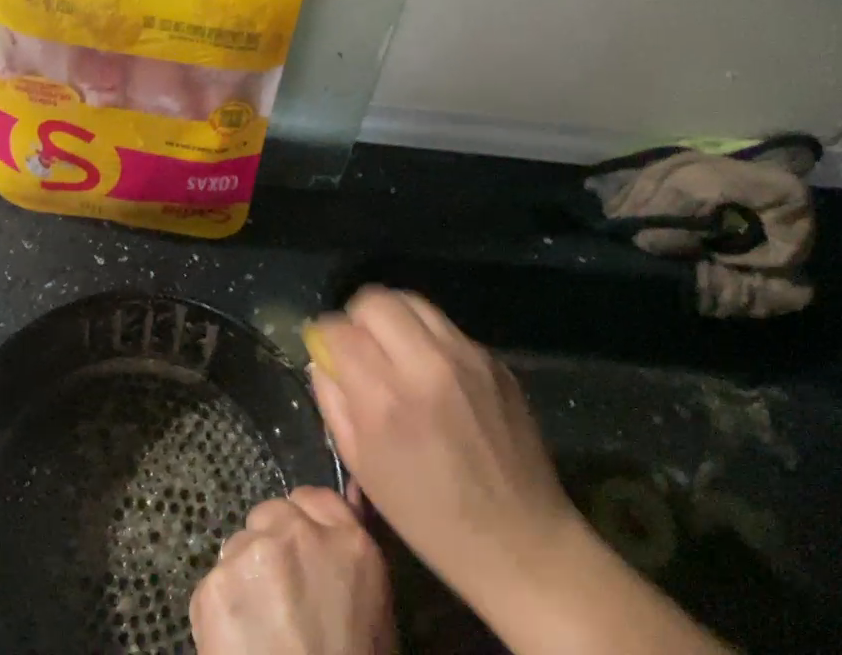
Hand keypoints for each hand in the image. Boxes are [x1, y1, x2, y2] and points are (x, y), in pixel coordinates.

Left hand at [190, 486, 394, 654]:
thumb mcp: (375, 611)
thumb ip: (351, 554)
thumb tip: (351, 501)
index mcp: (347, 542)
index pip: (314, 498)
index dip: (305, 521)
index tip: (302, 548)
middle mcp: (296, 535)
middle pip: (270, 515)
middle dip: (271, 543)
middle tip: (279, 591)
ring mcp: (250, 555)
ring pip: (238, 546)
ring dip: (245, 573)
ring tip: (259, 621)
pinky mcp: (213, 585)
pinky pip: (214, 583)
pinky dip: (222, 607)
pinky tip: (239, 639)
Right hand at [305, 287, 584, 610]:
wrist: (518, 539)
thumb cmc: (427, 515)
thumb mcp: (361, 465)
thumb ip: (334, 402)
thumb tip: (323, 359)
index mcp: (384, 398)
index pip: (338, 329)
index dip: (325, 337)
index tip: (328, 352)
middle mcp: (426, 365)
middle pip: (376, 301)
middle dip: (358, 320)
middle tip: (361, 349)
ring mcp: (467, 358)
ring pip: (413, 303)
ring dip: (394, 321)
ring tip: (395, 354)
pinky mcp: (495, 362)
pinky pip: (447, 329)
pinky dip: (429, 341)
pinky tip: (433, 377)